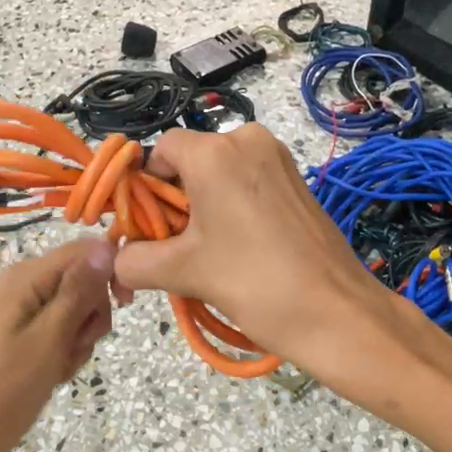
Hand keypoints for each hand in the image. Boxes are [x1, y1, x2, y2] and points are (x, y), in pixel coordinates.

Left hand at [0, 239, 114, 451]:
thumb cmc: (5, 389)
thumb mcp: (50, 336)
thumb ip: (80, 289)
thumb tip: (106, 246)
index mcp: (24, 277)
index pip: (83, 251)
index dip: (108, 271)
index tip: (125, 304)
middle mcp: (20, 286)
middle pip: (79, 280)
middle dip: (90, 313)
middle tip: (75, 346)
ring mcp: (16, 313)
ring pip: (71, 309)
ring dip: (77, 338)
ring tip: (60, 368)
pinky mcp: (16, 338)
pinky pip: (55, 331)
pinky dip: (62, 351)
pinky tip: (53, 375)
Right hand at [112, 125, 402, 382]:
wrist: (336, 311)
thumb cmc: (254, 282)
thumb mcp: (184, 271)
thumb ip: (136, 260)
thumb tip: (115, 259)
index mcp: (215, 152)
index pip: (161, 149)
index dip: (145, 185)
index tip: (145, 225)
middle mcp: (247, 140)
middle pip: (192, 160)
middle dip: (175, 199)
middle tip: (174, 246)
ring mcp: (277, 157)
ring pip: (221, 171)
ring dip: (205, 205)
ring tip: (208, 253)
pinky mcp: (297, 178)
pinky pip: (249, 180)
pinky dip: (234, 205)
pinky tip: (238, 247)